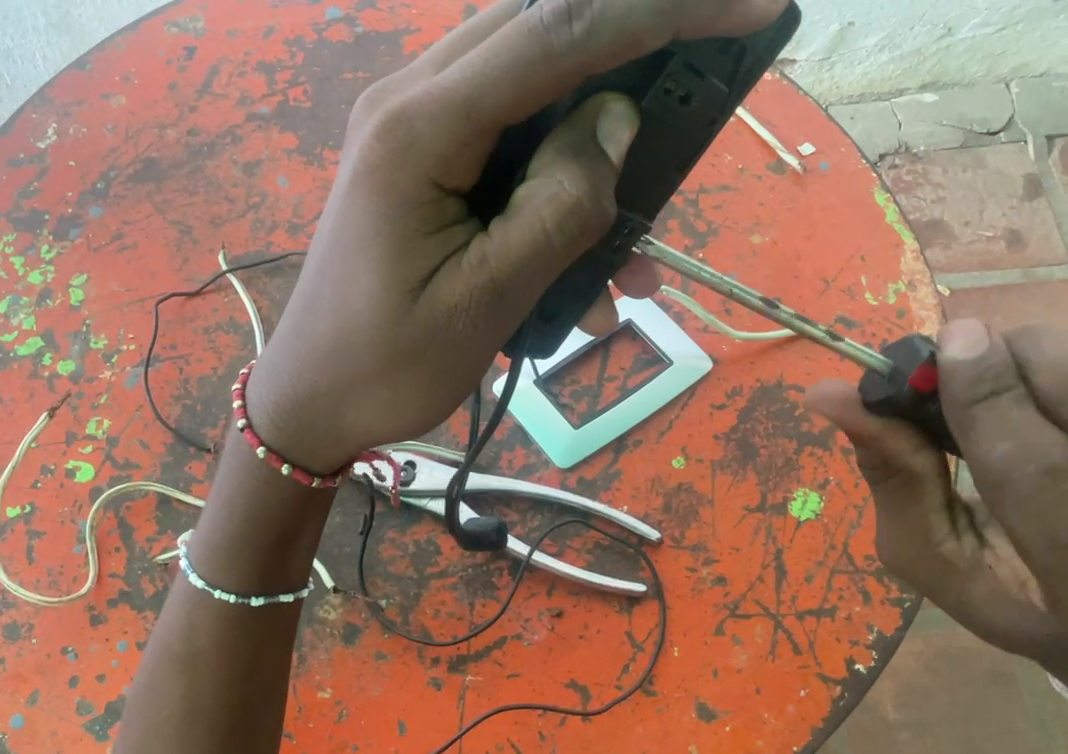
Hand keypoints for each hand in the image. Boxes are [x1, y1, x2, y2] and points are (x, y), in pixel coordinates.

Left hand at [246, 0, 789, 471]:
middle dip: (638, 56)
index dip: (663, 11)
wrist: (310, 400)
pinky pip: (505, 143)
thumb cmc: (386, 367)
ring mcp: (410, 128)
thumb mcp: (485, 301)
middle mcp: (410, 102)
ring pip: (532, 89)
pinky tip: (585, 275)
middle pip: (546, 33)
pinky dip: (555, 188)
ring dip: (595, 150)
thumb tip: (618, 121)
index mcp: (418, 128)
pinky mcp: (419, 162)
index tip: (757, 5)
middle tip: (709, 94)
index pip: (559, 32)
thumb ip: (560, 206)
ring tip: (628, 251)